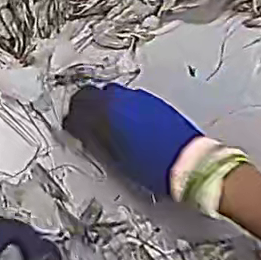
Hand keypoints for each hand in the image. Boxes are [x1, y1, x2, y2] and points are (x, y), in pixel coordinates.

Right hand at [64, 83, 200, 197]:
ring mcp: (138, 97)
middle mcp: (121, 99)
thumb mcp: (117, 159)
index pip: (78, 109)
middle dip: (83, 105)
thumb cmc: (154, 167)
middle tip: (81, 119)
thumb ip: (98, 140)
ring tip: (102, 119)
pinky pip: (127, 96)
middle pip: (91, 94)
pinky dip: (120, 104)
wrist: (190, 163)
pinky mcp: (152, 100)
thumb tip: (86, 134)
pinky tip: (123, 119)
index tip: (70, 127)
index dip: (72, 120)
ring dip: (102, 103)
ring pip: (110, 92)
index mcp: (107, 114)